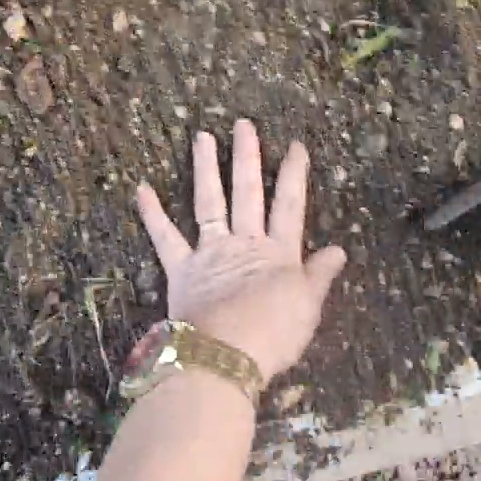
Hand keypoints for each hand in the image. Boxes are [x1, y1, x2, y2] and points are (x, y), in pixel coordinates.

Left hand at [136, 120, 348, 381]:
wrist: (226, 356)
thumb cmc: (273, 337)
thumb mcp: (308, 308)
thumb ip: (319, 275)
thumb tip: (339, 249)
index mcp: (279, 253)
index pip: (290, 206)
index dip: (293, 175)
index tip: (295, 146)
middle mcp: (245, 243)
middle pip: (247, 193)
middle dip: (247, 157)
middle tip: (243, 124)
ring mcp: (211, 252)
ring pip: (209, 202)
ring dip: (206, 168)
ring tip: (202, 137)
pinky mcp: (182, 269)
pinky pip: (165, 237)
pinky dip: (152, 213)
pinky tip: (142, 188)